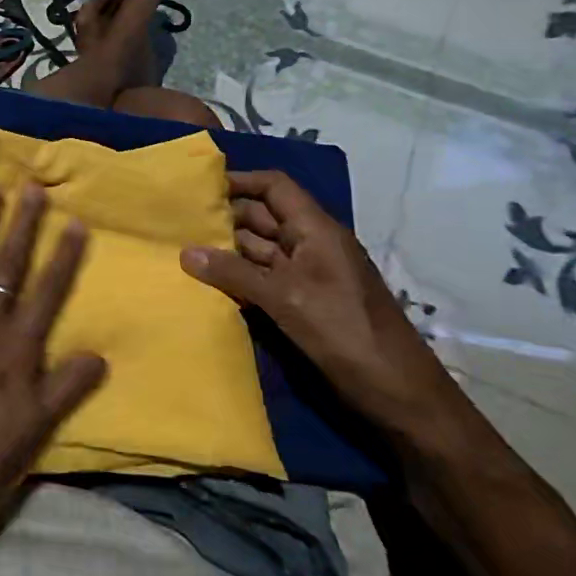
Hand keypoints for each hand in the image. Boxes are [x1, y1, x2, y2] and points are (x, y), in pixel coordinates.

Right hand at [179, 171, 461, 436]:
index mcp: (316, 230)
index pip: (275, 187)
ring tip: (182, 250)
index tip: (199, 190)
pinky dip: (238, 277)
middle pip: (263, 217)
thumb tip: (186, 253)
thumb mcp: (286, 298)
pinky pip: (263, 279)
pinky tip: (208, 283)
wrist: (397, 393)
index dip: (240, 181)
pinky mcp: (302, 303)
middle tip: (178, 223)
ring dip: (226, 250)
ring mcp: (307, 275)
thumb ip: (235, 272)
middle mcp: (311, 245)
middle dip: (224, 217)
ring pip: (259, 250)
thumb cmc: (345, 332)